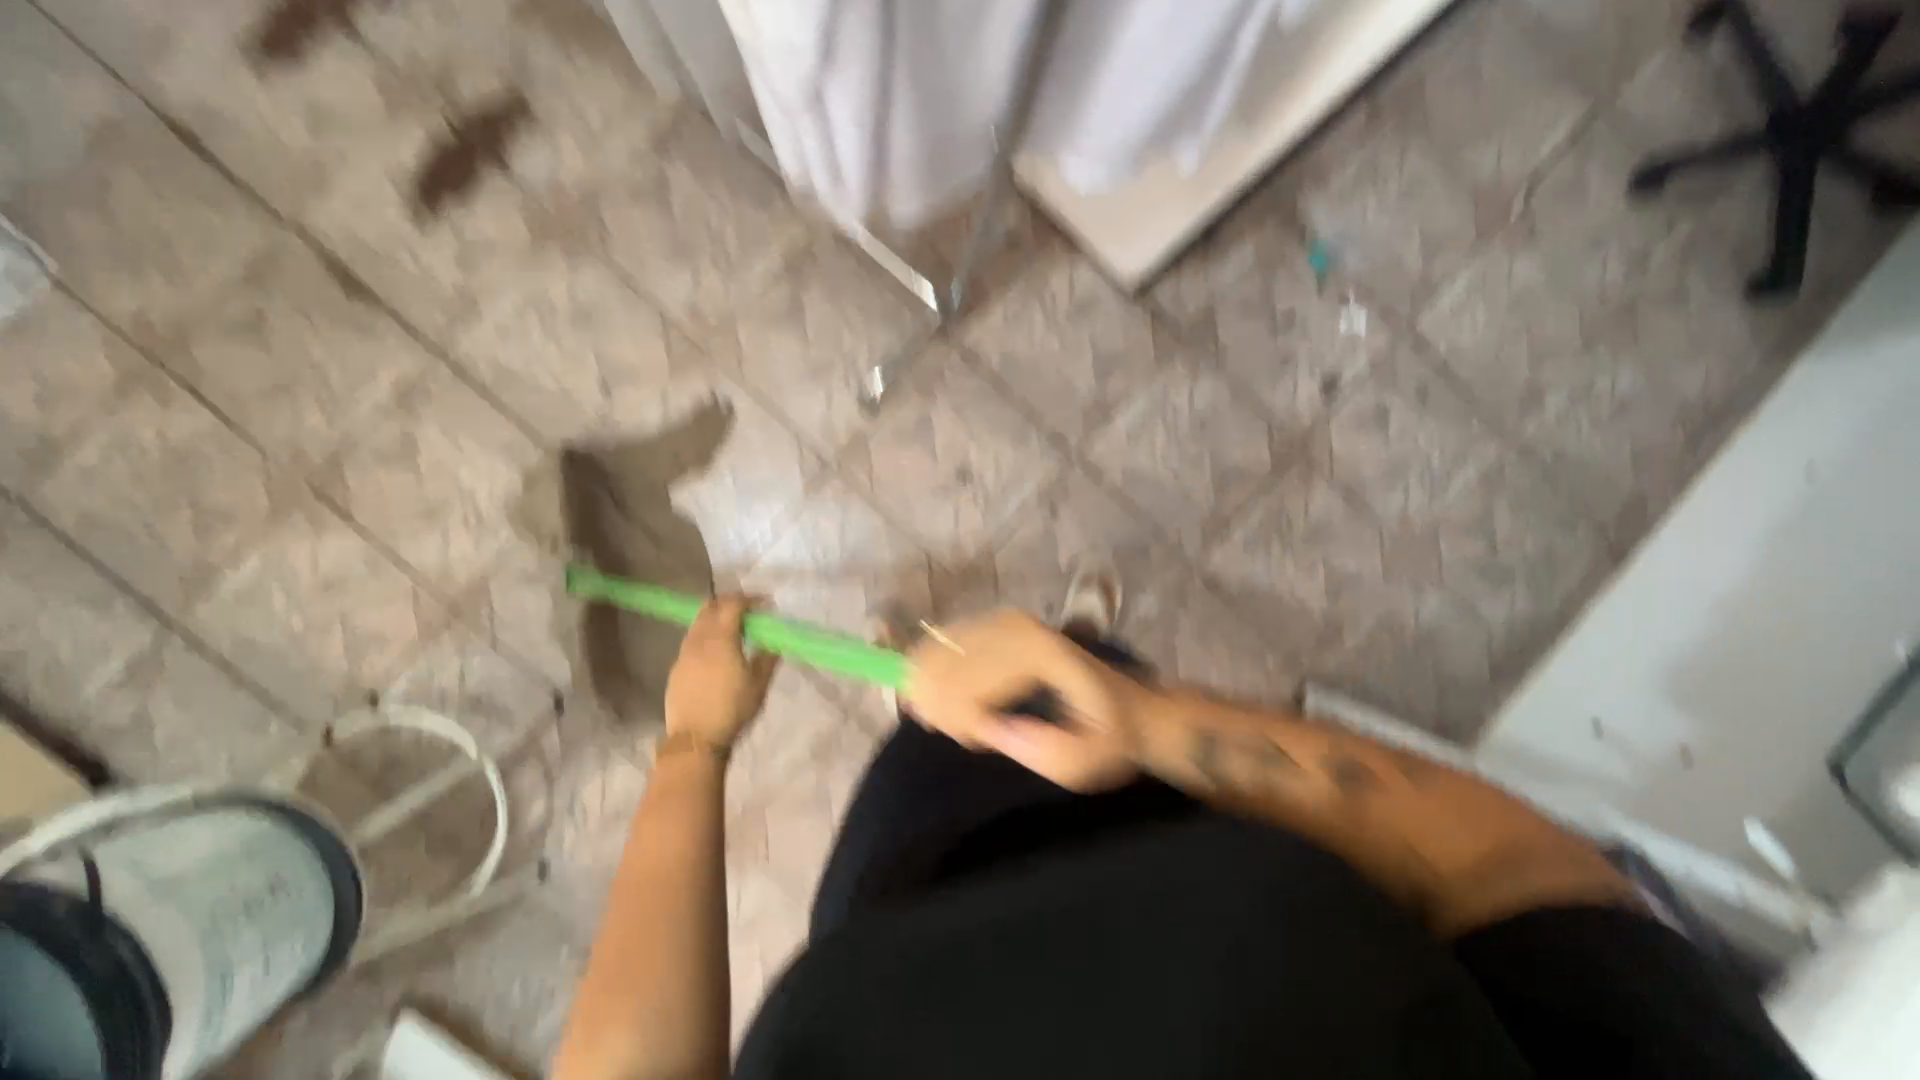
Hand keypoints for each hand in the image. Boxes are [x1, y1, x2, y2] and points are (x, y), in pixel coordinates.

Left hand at [663, 595, 779, 751]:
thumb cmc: (732, 709)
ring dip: (715, 619)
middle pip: (710, 607)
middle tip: (747, 613)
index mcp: (721, 638)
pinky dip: (705, 636)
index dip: (750, 599)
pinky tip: (715, 653)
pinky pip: (691, 640)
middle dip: (729, 603)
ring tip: (732, 632)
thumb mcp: (759, 684)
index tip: (765, 605)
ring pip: (698, 623)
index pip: (732, 604)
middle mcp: (699, 639)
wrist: (695, 738)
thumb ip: (767, 657)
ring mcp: (683, 653)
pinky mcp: (676, 667)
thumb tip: (773, 641)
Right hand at [904, 610, 1152, 791]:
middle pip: (942, 667)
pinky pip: (936, 647)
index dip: (963, 722)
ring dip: (938, 695)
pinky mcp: (988, 623)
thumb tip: (995, 730)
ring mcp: (998, 619)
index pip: (966, 683)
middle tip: (976, 736)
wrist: (1128, 709)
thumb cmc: (1108, 742)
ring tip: (968, 720)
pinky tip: (957, 701)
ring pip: (933, 656)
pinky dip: (935, 678)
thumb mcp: (1085, 764)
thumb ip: (1044, 751)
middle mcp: (1014, 626)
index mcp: (1039, 653)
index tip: (983, 744)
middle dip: (946, 710)